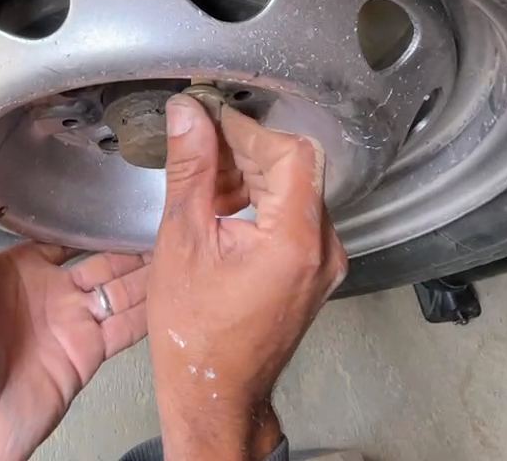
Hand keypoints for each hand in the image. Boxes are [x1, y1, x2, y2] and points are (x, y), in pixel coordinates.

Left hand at [0, 167, 151, 460]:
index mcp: (22, 266)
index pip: (62, 231)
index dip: (87, 211)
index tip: (113, 180)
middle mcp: (53, 289)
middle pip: (101, 256)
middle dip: (128, 237)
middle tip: (161, 208)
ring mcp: (74, 321)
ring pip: (119, 286)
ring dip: (145, 267)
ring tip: (178, 239)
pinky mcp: (90, 353)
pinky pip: (126, 325)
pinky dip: (149, 308)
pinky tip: (173, 287)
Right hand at [146, 96, 347, 460]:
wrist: (214, 392)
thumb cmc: (196, 332)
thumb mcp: (183, 238)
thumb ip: (191, 168)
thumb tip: (188, 115)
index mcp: (297, 241)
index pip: (290, 153)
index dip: (248, 128)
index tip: (211, 116)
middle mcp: (324, 248)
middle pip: (294, 167)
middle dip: (244, 147)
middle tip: (200, 139)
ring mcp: (323, 260)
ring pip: (293, 186)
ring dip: (249, 171)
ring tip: (203, 175)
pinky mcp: (313, 267)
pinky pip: (292, 211)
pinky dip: (258, 196)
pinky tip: (220, 200)